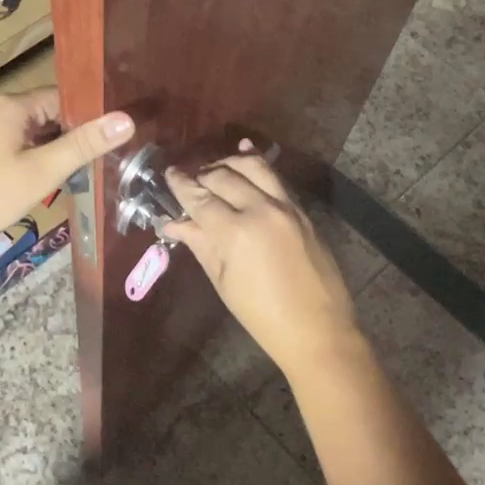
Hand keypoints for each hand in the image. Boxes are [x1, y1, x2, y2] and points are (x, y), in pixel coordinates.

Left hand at [0, 87, 132, 257]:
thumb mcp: (43, 170)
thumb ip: (84, 144)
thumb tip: (127, 119)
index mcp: (12, 105)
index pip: (63, 98)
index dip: (88, 118)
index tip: (111, 138)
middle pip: (49, 115)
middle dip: (72, 136)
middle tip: (101, 159)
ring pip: (34, 133)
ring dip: (53, 151)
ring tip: (80, 172)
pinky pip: (18, 147)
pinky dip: (35, 160)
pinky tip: (47, 181)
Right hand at [160, 142, 361, 373]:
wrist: (317, 329)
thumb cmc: (261, 315)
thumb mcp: (222, 280)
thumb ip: (200, 244)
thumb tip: (173, 223)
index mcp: (236, 232)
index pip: (199, 198)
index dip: (180, 185)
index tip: (167, 174)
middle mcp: (260, 210)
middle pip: (223, 177)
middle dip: (201, 175)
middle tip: (187, 180)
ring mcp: (285, 207)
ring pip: (253, 167)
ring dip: (229, 163)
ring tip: (214, 170)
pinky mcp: (301, 211)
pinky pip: (275, 178)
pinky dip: (257, 165)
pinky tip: (246, 154)